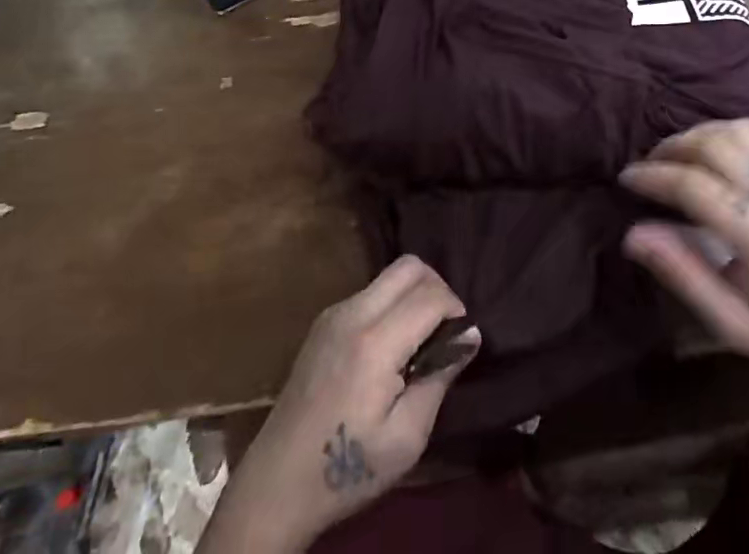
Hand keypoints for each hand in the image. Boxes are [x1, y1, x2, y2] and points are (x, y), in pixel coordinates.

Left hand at [199, 256, 480, 553]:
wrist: (279, 480)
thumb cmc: (349, 469)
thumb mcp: (407, 437)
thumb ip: (440, 377)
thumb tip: (469, 335)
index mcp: (373, 342)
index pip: (430, 295)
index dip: (457, 312)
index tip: (464, 343)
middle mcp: (351, 313)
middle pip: (409, 267)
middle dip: (438, 289)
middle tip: (447, 333)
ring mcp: (333, 313)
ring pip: (388, 276)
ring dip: (414, 296)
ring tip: (422, 343)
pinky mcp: (323, 322)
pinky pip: (370, 293)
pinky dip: (393, 305)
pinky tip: (393, 348)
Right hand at [620, 119, 748, 401]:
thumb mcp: (729, 321)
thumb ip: (680, 271)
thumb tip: (631, 233)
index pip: (696, 186)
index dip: (652, 176)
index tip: (626, 179)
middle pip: (717, 146)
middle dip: (672, 148)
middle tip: (649, 167)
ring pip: (741, 131)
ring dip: (700, 134)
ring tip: (678, 156)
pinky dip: (732, 130)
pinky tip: (715, 147)